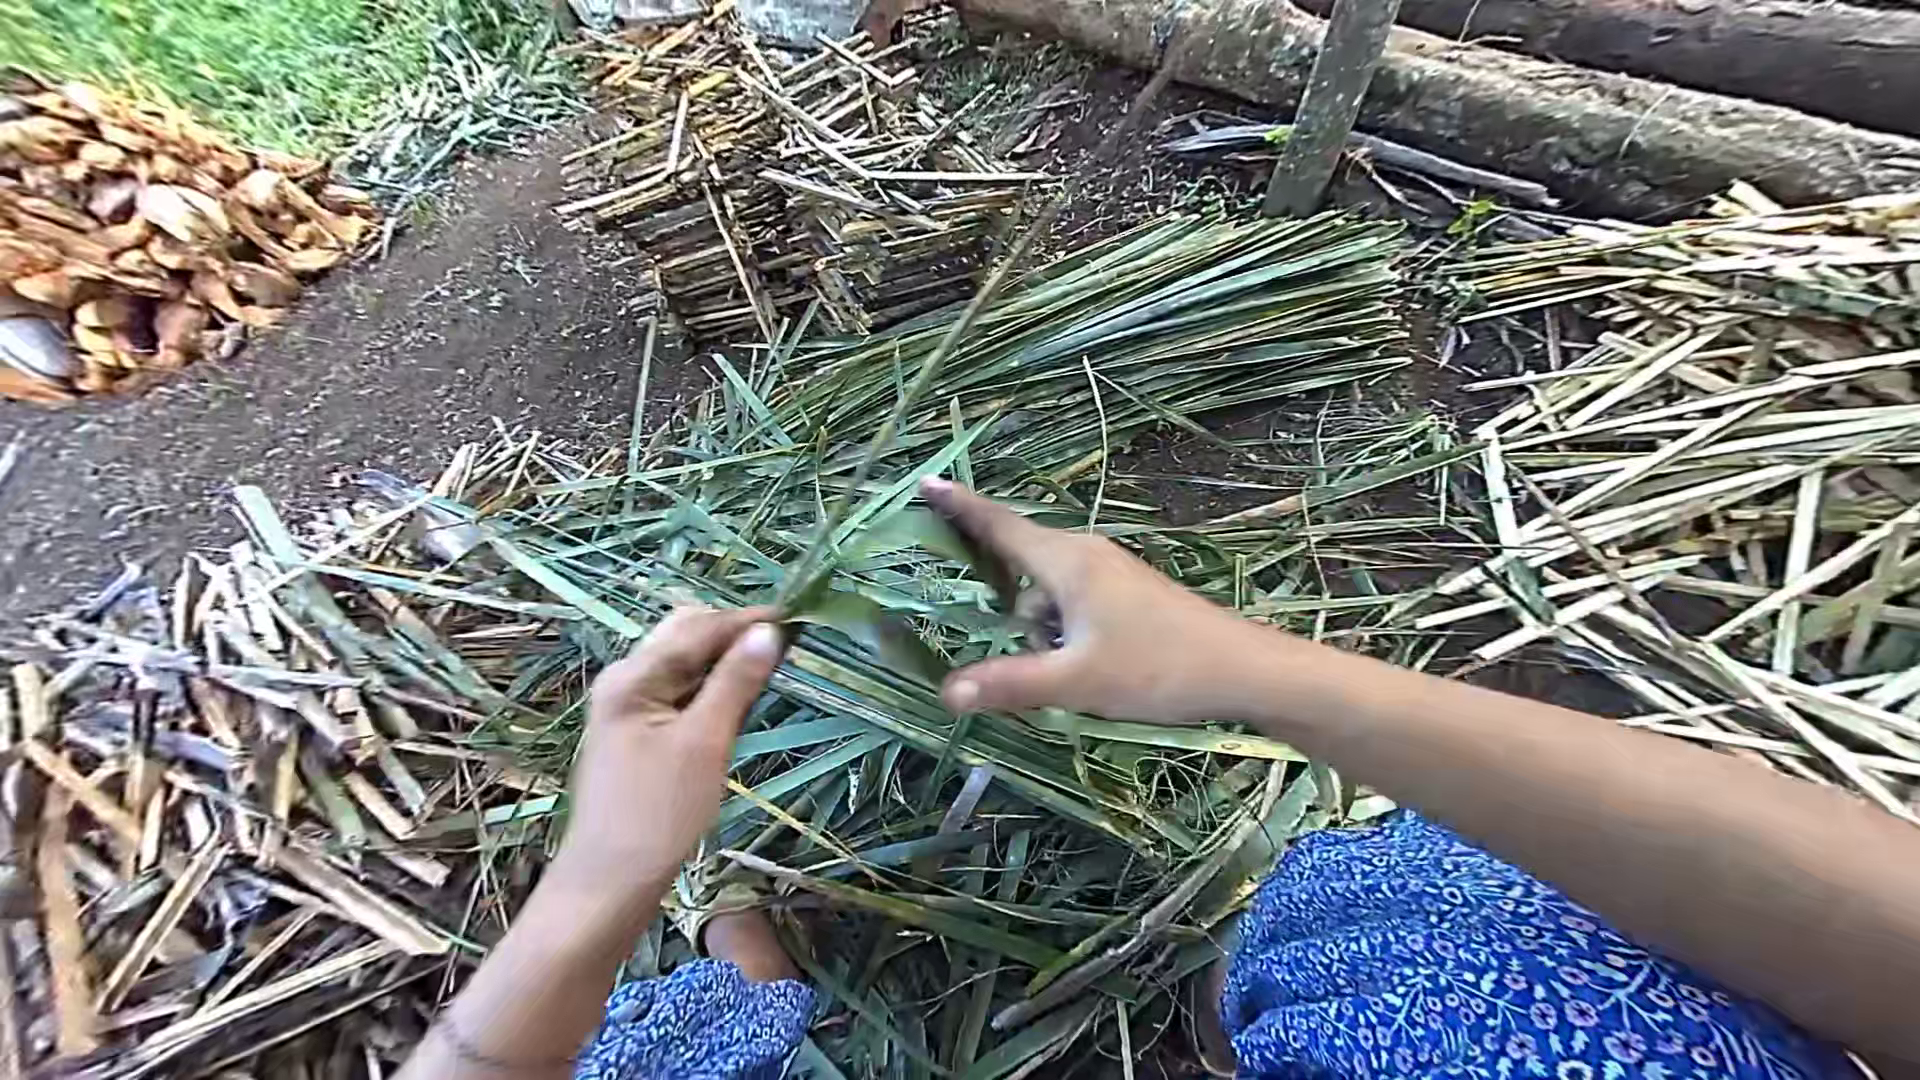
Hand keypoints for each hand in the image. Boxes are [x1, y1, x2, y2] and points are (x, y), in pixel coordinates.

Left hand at [549, 606, 784, 912]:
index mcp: (634, 676)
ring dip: (727, 656)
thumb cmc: (659, 814)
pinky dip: (715, 681)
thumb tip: (770, 630)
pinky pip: (684, 686)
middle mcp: (628, 678)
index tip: (798, 618)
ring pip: (688, 659)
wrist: (610, 885)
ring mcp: (632, 702)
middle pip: (689, 634)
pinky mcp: (642, 726)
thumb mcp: (706, 741)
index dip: (749, 620)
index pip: (700, 628)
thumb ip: (736, 681)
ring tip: (771, 662)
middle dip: (736, 632)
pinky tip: (741, 692)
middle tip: (784, 643)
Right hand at [921, 478, 1290, 723]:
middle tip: (973, 614)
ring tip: (1058, 670)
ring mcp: (1106, 572)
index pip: (1000, 525)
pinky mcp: (1121, 593)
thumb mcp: (1078, 680)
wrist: (1244, 669)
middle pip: (1018, 556)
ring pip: (1044, 590)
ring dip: (1034, 625)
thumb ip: (1011, 684)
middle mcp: (1083, 555)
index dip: (960, 506)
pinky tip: (1078, 665)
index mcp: (1067, 561)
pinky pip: (1068, 600)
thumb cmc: (1160, 667)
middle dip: (993, 586)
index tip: (925, 484)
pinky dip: (1057, 628)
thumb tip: (945, 692)